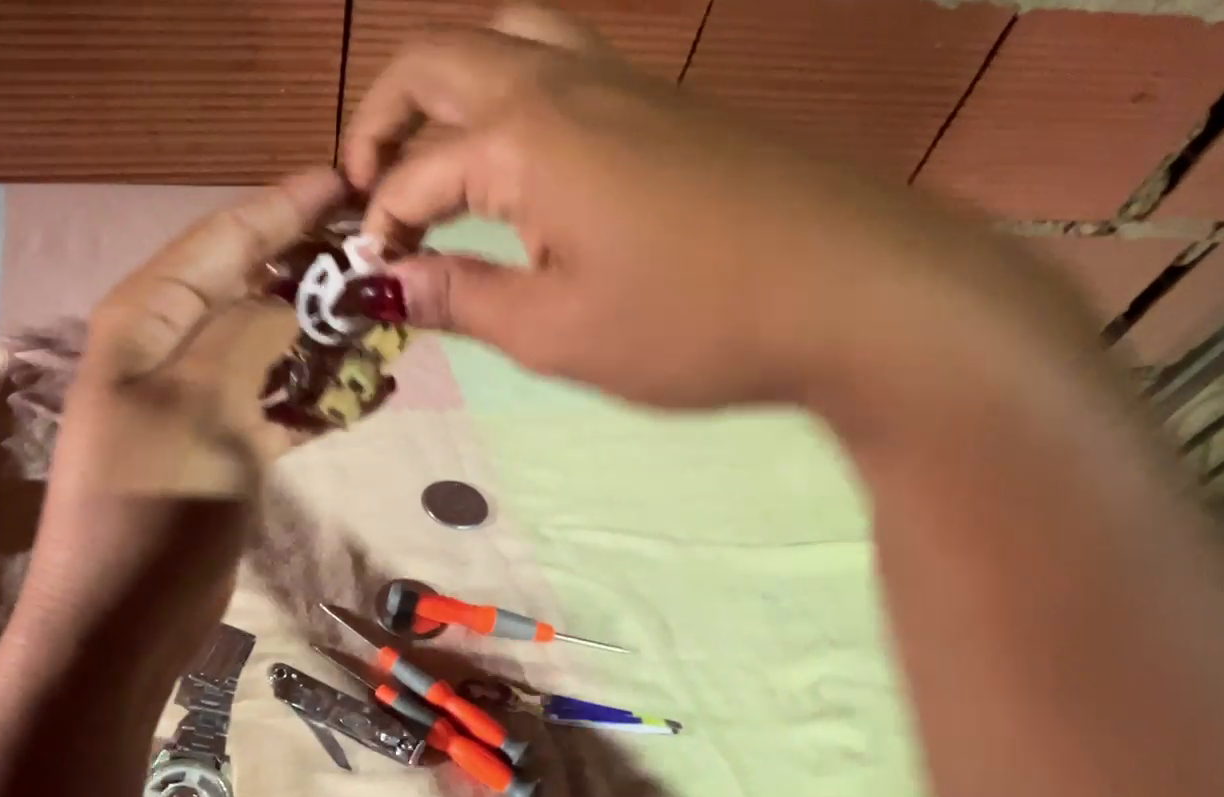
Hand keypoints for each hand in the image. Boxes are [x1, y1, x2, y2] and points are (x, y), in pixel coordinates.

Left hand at [2, 170, 346, 652]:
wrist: (121, 622)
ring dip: (327, 338)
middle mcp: (169, 349)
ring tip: (392, 325)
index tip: (355, 181)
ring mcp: (196, 404)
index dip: (289, 205)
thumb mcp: (201, 400)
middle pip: (253, 288)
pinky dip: (319, 398)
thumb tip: (295, 298)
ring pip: (272, 349)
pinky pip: (278, 406)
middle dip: (317, 273)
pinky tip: (369, 394)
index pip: (226, 236)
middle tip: (391, 260)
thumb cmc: (153, 504)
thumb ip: (251, 330)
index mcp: (148, 317)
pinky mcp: (221, 452)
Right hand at [346, 4, 1094, 412]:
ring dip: (448, 87)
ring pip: (506, 36)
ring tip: (433, 156)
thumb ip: (460, 298)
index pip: (413, 173)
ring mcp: (623, 81)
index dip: (379, 228)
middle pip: (440, 56)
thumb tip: (390, 284)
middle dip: (382, 117)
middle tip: (366, 185)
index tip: (373, 280)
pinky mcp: (663, 102)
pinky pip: (561, 61)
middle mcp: (564, 82)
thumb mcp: (554, 332)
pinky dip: (509, 94)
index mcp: (525, 137)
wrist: (858, 291)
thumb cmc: (692, 321)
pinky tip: (517, 161)